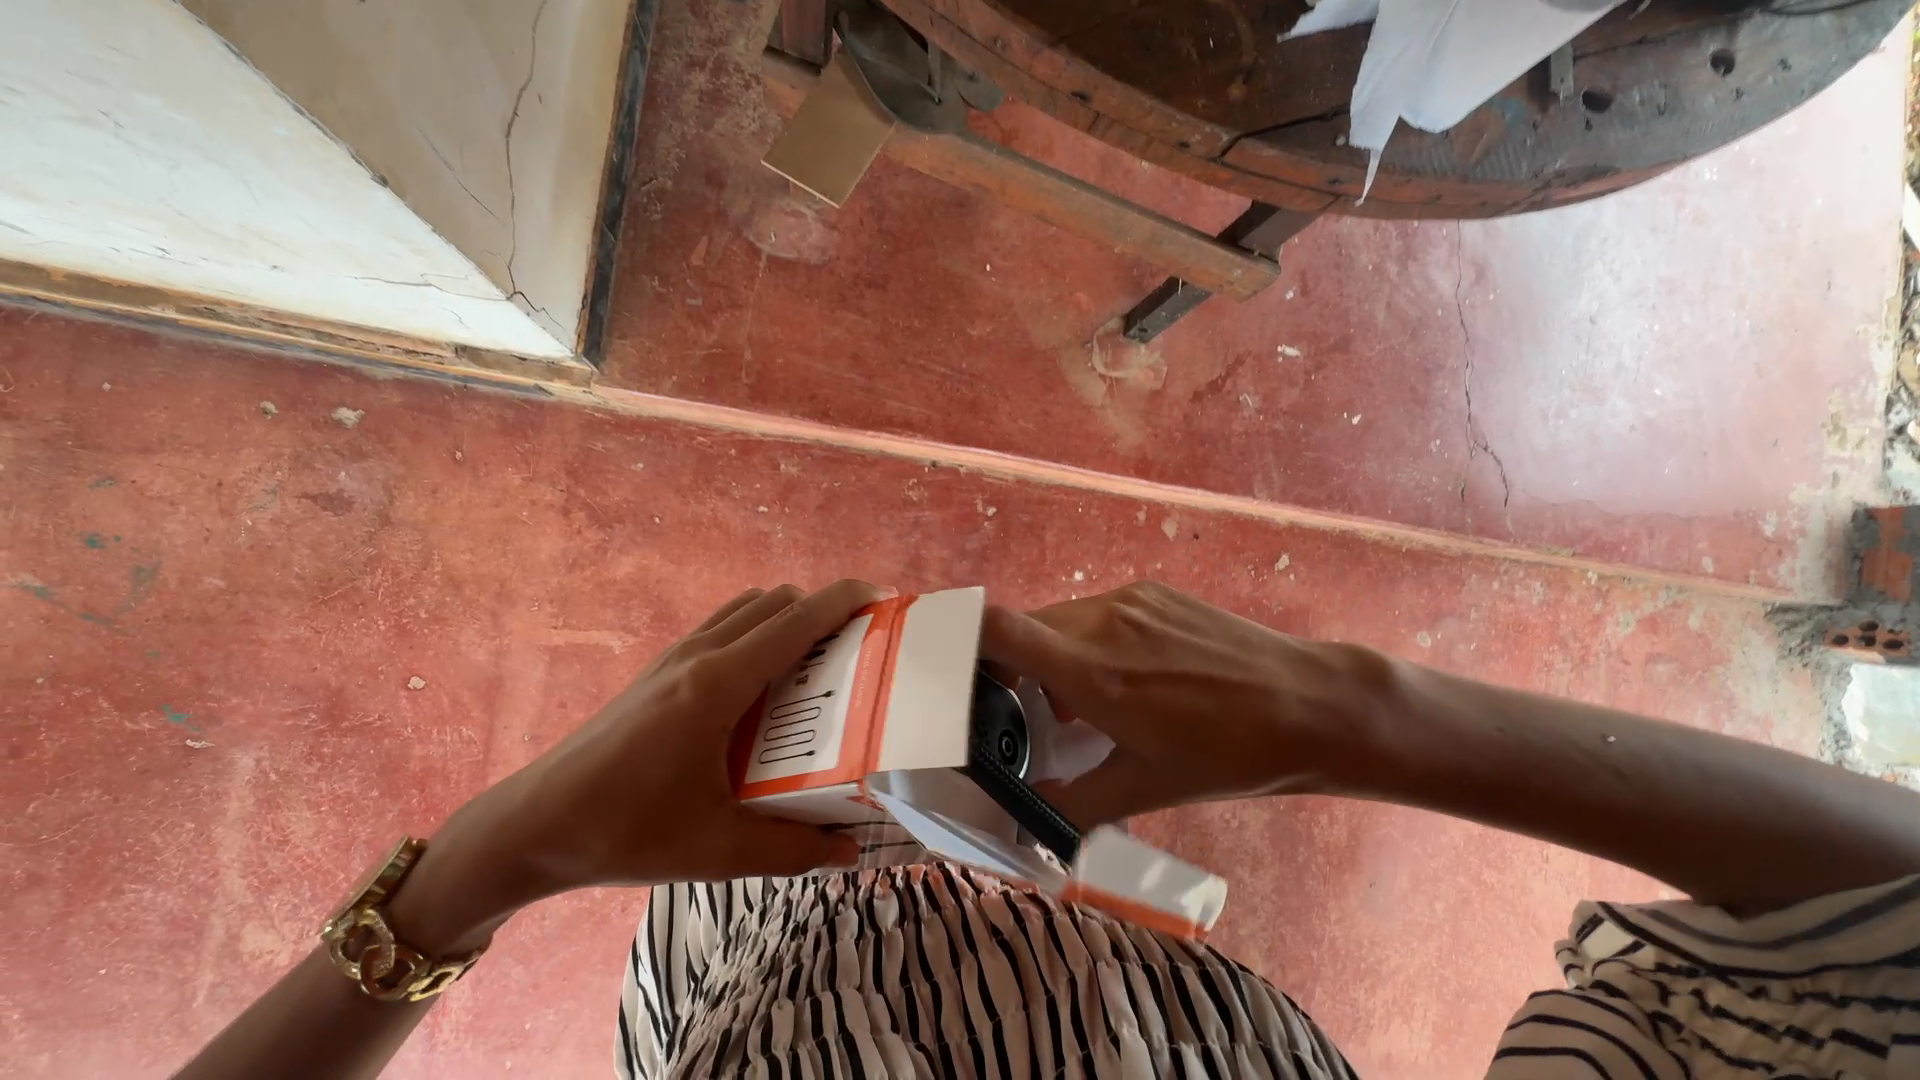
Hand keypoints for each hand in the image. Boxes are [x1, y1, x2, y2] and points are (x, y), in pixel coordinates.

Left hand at [389, 581, 883, 953]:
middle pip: (776, 602)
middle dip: (824, 610)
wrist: (534, 824)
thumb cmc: (625, 832)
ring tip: (821, 661)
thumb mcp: (716, 851)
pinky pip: (724, 627)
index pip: (796, 620)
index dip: (844, 600)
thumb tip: (850, 849)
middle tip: (861, 647)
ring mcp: (674, 656)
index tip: (884, 597)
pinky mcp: (659, 669)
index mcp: (718, 684)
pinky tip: (765, 685)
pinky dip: (759, 631)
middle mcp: (699, 654)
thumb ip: (792, 850)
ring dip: (789, 618)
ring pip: (747, 609)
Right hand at [981, 581, 1388, 827]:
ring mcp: (1131, 600)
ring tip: (1084, 702)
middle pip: (1025, 628)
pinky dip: (1090, 642)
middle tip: (1025, 712)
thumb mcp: (1146, 788)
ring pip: (1062, 619)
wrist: (1312, 705)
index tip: (953, 674)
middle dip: (1013, 667)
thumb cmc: (1227, 754)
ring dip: (1055, 655)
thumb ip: (1075, 803)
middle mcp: (1101, 620)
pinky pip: (1099, 612)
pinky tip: (1127, 679)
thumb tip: (1029, 817)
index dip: (961, 641)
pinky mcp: (1156, 593)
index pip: (998, 628)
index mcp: (1091, 672)